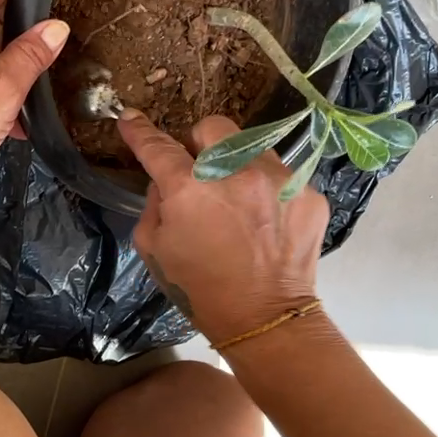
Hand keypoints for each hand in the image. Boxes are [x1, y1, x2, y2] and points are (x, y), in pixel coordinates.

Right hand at [117, 111, 329, 342]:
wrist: (264, 318)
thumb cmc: (198, 288)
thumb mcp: (153, 248)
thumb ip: (154, 203)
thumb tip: (165, 181)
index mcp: (190, 188)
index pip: (158, 148)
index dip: (139, 131)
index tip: (129, 118)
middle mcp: (235, 172)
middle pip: (213, 127)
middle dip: (200, 144)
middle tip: (199, 173)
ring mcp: (279, 179)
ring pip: (251, 147)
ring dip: (237, 165)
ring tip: (239, 202)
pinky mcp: (308, 193)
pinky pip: (280, 175)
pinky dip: (267, 191)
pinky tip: (265, 221)